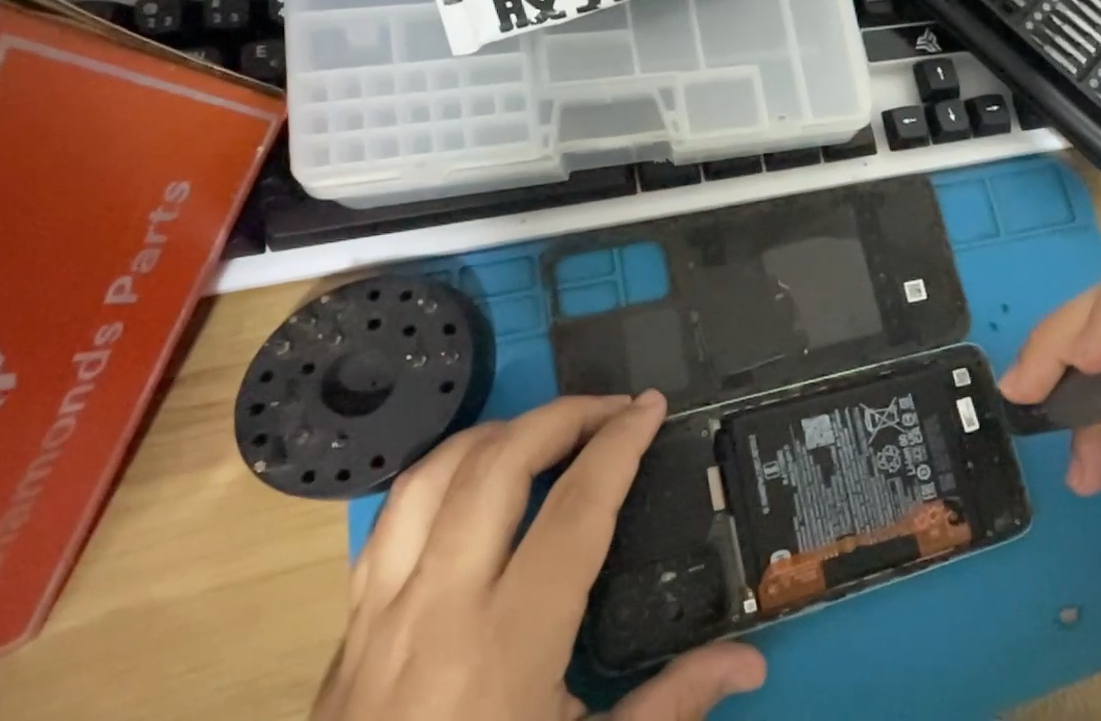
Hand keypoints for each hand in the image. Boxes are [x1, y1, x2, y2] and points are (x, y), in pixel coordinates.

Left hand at [313, 391, 766, 720]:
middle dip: (562, 417)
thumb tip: (750, 660)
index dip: (618, 446)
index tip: (650, 408)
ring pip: (433, 475)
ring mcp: (383, 606)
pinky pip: (392, 514)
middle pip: (497, 465)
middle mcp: (440, 603)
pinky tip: (474, 478)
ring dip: (497, 432)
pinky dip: (441, 472)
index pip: (576, 508)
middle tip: (612, 410)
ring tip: (548, 428)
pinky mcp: (350, 619)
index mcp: (510, 640)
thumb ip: (672, 703)